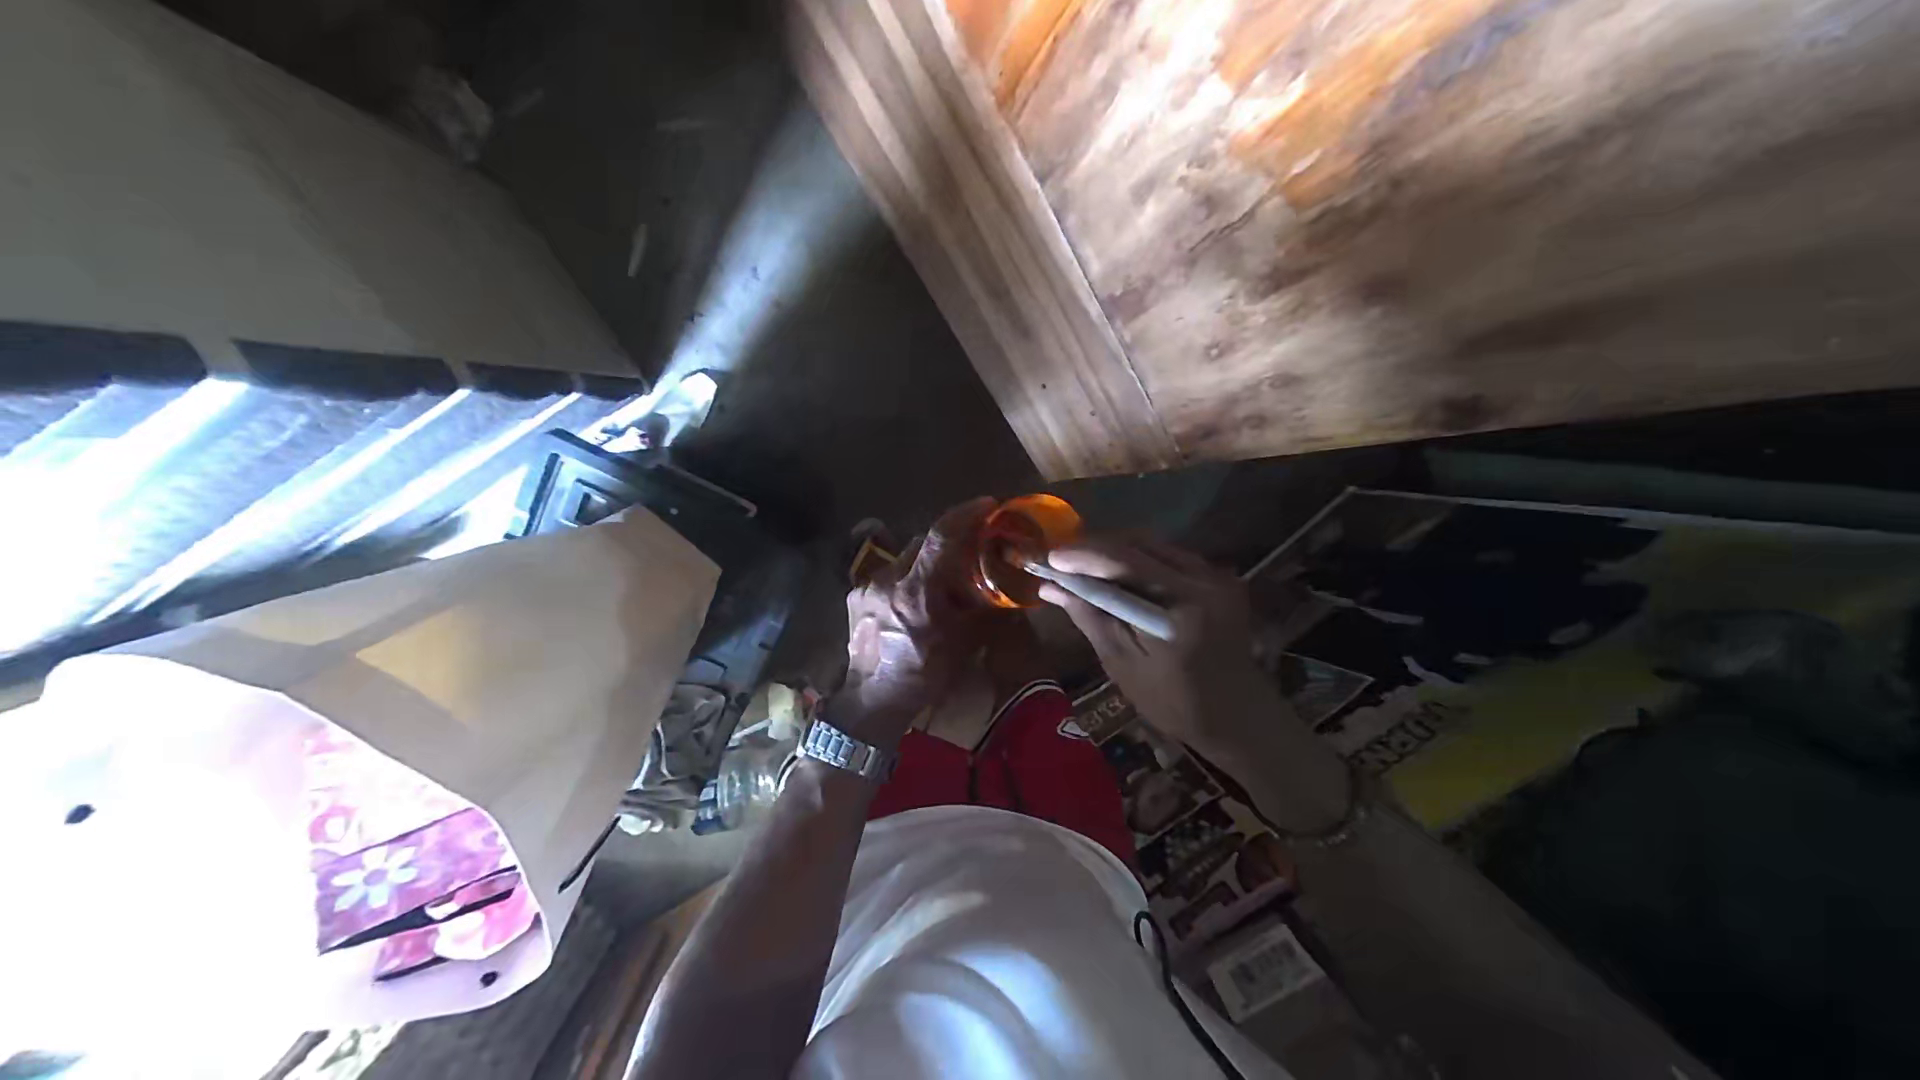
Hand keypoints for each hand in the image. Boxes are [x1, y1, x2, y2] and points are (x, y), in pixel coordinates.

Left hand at [837, 497, 999, 746]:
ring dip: (925, 563)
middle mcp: (887, 580)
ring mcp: (866, 586)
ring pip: (903, 558)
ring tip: (941, 582)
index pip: (940, 537)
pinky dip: (906, 579)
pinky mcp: (855, 596)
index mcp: (916, 592)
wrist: (871, 702)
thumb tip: (1009, 592)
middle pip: (922, 543)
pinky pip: (887, 576)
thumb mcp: (964, 645)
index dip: (965, 515)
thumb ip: (986, 612)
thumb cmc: (922, 676)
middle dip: (948, 543)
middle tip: (969, 552)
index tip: (987, 504)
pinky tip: (914, 600)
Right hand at [1038, 537, 1271, 748]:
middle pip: (1140, 546)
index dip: (1083, 556)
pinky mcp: (1220, 579)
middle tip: (1060, 557)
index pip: (1125, 564)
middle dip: (1096, 547)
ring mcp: (1217, 577)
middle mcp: (1204, 581)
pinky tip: (1116, 571)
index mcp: (1182, 609)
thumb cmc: (1174, 702)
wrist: (1238, 716)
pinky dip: (1139, 559)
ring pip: (1155, 547)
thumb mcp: (1123, 664)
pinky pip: (1171, 557)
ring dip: (1116, 550)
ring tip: (1081, 562)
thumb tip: (1050, 586)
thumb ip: (1090, 617)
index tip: (1048, 556)